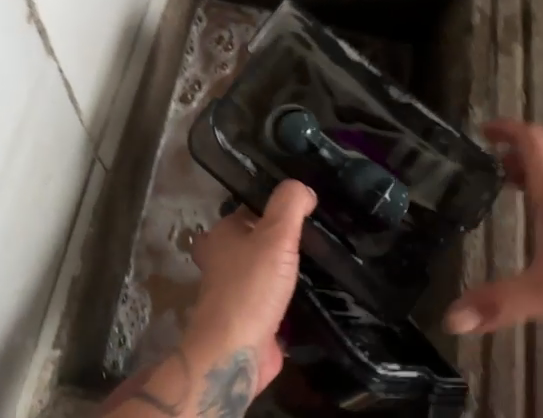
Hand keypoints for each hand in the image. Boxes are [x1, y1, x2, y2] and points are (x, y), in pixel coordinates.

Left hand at [98, 181, 315, 416]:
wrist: (234, 354)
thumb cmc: (250, 287)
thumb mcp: (275, 235)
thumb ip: (290, 205)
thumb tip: (303, 189)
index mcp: (222, 233)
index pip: (252, 208)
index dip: (277, 206)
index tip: (306, 209)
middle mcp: (223, 259)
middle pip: (257, 240)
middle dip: (280, 240)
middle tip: (315, 238)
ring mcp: (234, 291)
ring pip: (264, 270)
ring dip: (285, 270)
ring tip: (320, 262)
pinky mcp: (248, 319)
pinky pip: (272, 300)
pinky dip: (288, 298)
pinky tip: (314, 295)